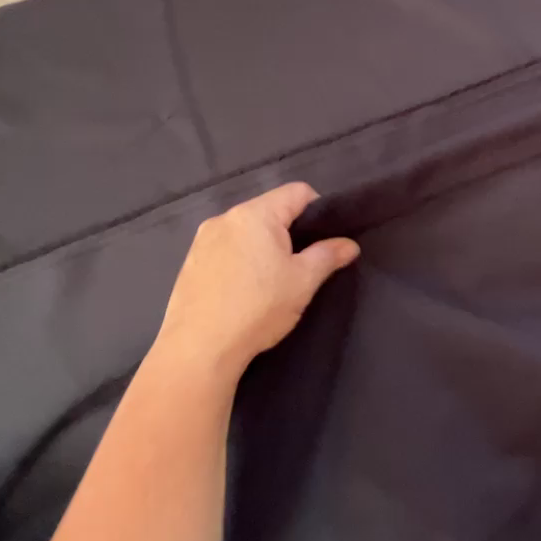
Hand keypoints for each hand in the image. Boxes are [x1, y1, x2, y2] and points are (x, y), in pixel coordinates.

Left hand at [150, 182, 358, 379]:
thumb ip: (328, 256)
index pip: (298, 192)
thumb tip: (350, 244)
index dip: (320, 211)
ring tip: (272, 281)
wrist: (198, 349)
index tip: (325, 241)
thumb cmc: (257, 308)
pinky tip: (244, 291)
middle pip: (271, 210)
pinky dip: (242, 260)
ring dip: (265, 246)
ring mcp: (203, 240)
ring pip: (248, 231)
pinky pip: (227, 248)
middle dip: (291, 231)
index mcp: (255, 214)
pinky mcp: (190, 262)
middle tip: (302, 265)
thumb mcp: (303, 281)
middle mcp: (225, 218)